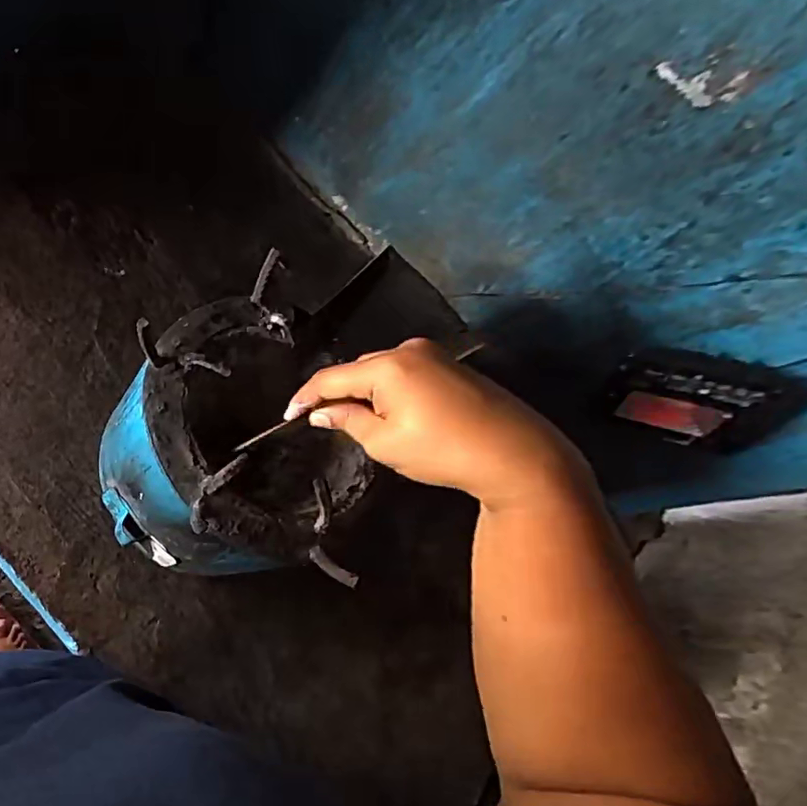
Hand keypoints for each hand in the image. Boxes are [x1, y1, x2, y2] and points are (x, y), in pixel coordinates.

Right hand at [286, 338, 587, 509]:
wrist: (517, 454)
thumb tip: (322, 412)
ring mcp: (434, 355)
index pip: (331, 377)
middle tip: (323, 421)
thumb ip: (348, 421)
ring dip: (364, 391)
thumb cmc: (443, 452)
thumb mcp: (385, 443)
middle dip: (337, 393)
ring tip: (357, 420)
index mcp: (387, 367)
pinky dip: (389, 389)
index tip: (289, 414)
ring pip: (381, 370)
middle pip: (357, 369)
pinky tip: (392, 412)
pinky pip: (404, 372)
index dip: (306, 396)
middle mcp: (408, 350)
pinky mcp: (451, 366)